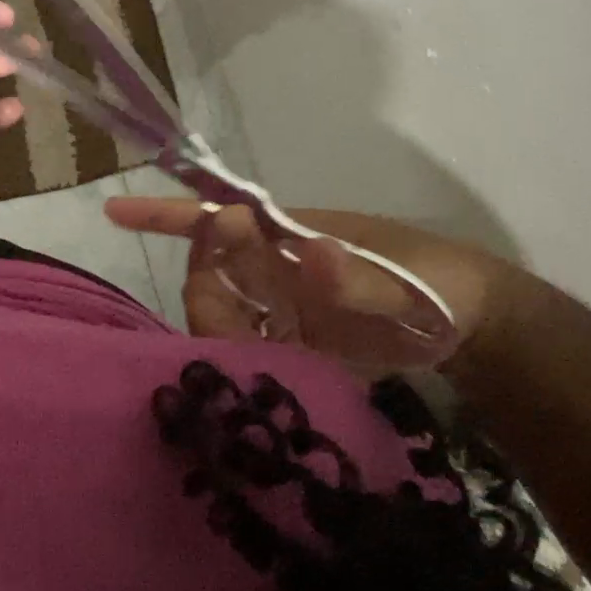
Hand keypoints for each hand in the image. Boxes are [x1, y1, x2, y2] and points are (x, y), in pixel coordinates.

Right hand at [105, 198, 515, 372]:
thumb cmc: (437, 283)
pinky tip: (252, 377)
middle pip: (207, 273)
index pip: (216, 219)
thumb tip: (312, 253)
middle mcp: (270, 267)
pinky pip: (243, 350)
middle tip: (245, 319)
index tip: (115, 212)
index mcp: (288, 234)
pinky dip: (239, 361)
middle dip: (205, 291)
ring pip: (218, 314)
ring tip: (267, 351)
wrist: (474, 332)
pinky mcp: (288, 346)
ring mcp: (276, 308)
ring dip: (221, 332)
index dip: (164, 214)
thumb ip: (361, 274)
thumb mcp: (407, 278)